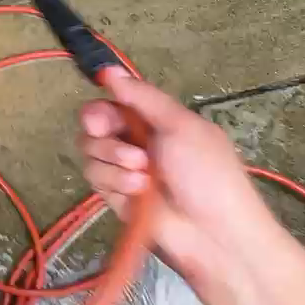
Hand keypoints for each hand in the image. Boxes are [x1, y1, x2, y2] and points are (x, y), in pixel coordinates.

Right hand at [78, 67, 279, 286]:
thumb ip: (142, 96)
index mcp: (154, 121)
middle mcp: (134, 141)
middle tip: (126, 147)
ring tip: (143, 175)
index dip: (103, 106)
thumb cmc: (207, 174)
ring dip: (115, 160)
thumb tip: (110, 69)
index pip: (113, 102)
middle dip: (105, 134)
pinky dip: (115, 181)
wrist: (215, 236)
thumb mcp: (181, 126)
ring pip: (90, 149)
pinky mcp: (114, 195)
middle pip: (93, 123)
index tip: (101, 116)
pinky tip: (138, 192)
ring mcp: (122, 169)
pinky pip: (94, 176)